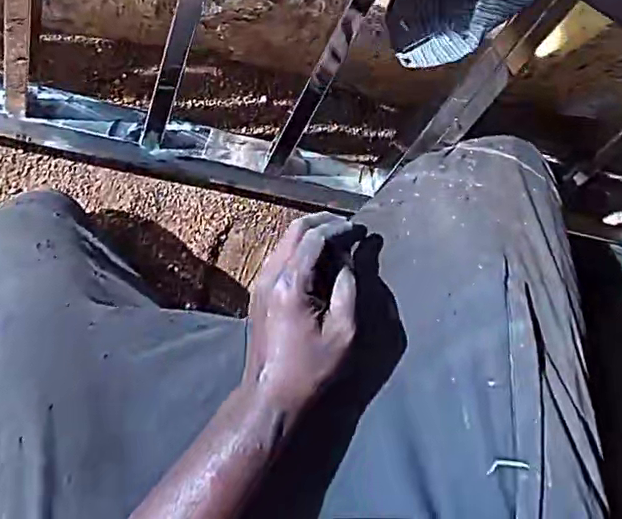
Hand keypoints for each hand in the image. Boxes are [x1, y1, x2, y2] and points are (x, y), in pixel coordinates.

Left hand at [243, 212, 357, 413]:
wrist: (269, 399)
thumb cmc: (310, 370)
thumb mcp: (343, 331)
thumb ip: (349, 286)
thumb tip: (351, 256)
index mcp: (290, 284)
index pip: (316, 237)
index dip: (341, 229)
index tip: (361, 231)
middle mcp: (270, 276)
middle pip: (297, 229)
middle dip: (326, 223)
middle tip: (351, 229)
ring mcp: (261, 283)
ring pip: (287, 239)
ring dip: (314, 234)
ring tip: (340, 243)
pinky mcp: (260, 292)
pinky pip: (282, 255)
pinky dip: (303, 248)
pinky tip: (322, 262)